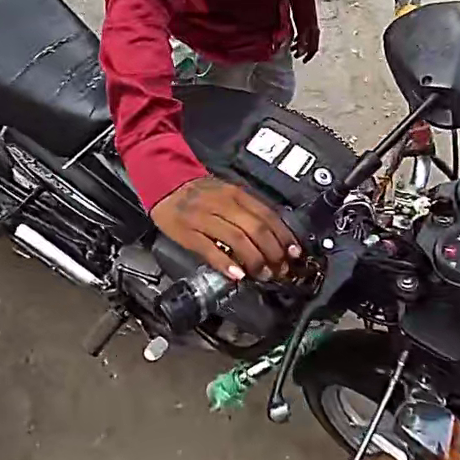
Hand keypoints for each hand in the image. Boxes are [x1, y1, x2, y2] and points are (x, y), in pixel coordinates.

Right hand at [152, 175, 299, 280]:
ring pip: (237, 239)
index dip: (283, 236)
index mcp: (235, 194)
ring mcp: (204, 218)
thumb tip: (272, 236)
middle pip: (256, 229)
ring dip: (254, 260)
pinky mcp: (187, 232)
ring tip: (262, 275)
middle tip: (280, 268)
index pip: (267, 215)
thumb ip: (246, 210)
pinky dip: (225, 263)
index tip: (294, 252)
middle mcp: (222, 204)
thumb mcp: (226, 192)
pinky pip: (209, 249)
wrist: (165, 183)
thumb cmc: (198, 192)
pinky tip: (237, 275)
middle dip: (272, 252)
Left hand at [292, 23, 319, 62]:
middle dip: (303, 52)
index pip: (313, 49)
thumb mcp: (302, 29)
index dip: (309, 56)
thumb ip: (302, 41)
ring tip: (291, 48)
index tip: (304, 61)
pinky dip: (299, 39)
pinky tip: (294, 40)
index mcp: (314, 33)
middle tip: (295, 56)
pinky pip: (304, 34)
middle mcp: (314, 31)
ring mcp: (310, 26)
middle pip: (310, 45)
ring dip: (299, 46)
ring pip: (307, 40)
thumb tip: (301, 53)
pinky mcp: (306, 22)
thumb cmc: (302, 12)